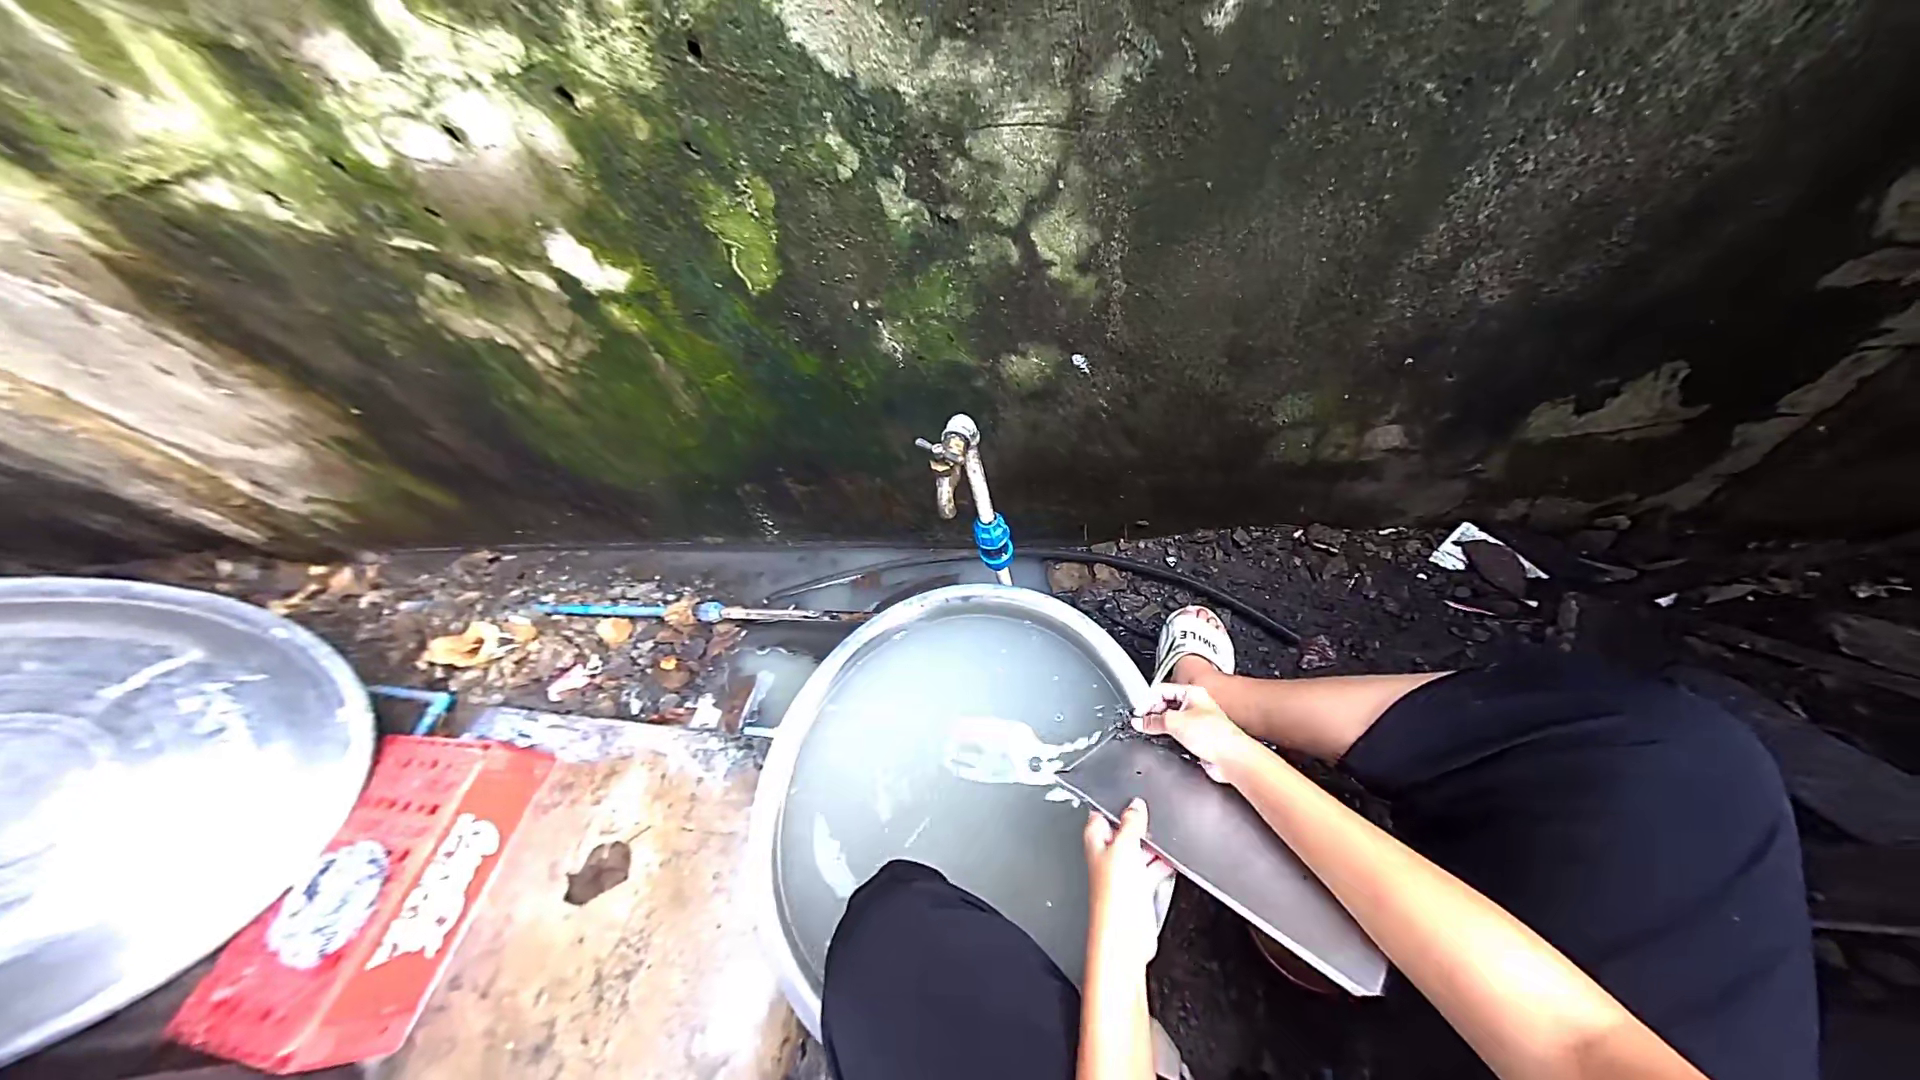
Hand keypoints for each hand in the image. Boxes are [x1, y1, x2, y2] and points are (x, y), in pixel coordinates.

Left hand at [1083, 798, 1175, 970]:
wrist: (1125, 935)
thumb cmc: (1113, 894)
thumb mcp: (1124, 846)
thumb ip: (1131, 822)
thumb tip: (1135, 805)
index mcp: (1095, 839)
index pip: (1102, 811)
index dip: (1117, 803)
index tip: (1132, 796)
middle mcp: (1107, 853)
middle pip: (1124, 829)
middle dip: (1138, 825)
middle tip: (1152, 818)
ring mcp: (1123, 870)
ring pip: (1139, 848)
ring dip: (1152, 844)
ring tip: (1164, 838)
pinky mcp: (1138, 886)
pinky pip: (1152, 867)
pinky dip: (1161, 862)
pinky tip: (1171, 859)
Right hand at [1133, 682, 1250, 781]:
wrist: (1232, 758)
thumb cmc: (1214, 735)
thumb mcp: (1174, 722)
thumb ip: (1153, 721)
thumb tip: (1139, 721)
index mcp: (1192, 692)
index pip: (1161, 690)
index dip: (1147, 700)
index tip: (1137, 711)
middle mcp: (1195, 704)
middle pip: (1165, 704)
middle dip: (1152, 712)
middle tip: (1140, 721)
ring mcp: (1197, 721)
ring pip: (1171, 719)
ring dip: (1160, 724)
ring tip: (1149, 730)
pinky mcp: (1198, 736)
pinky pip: (1177, 732)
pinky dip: (1168, 734)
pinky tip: (1162, 739)